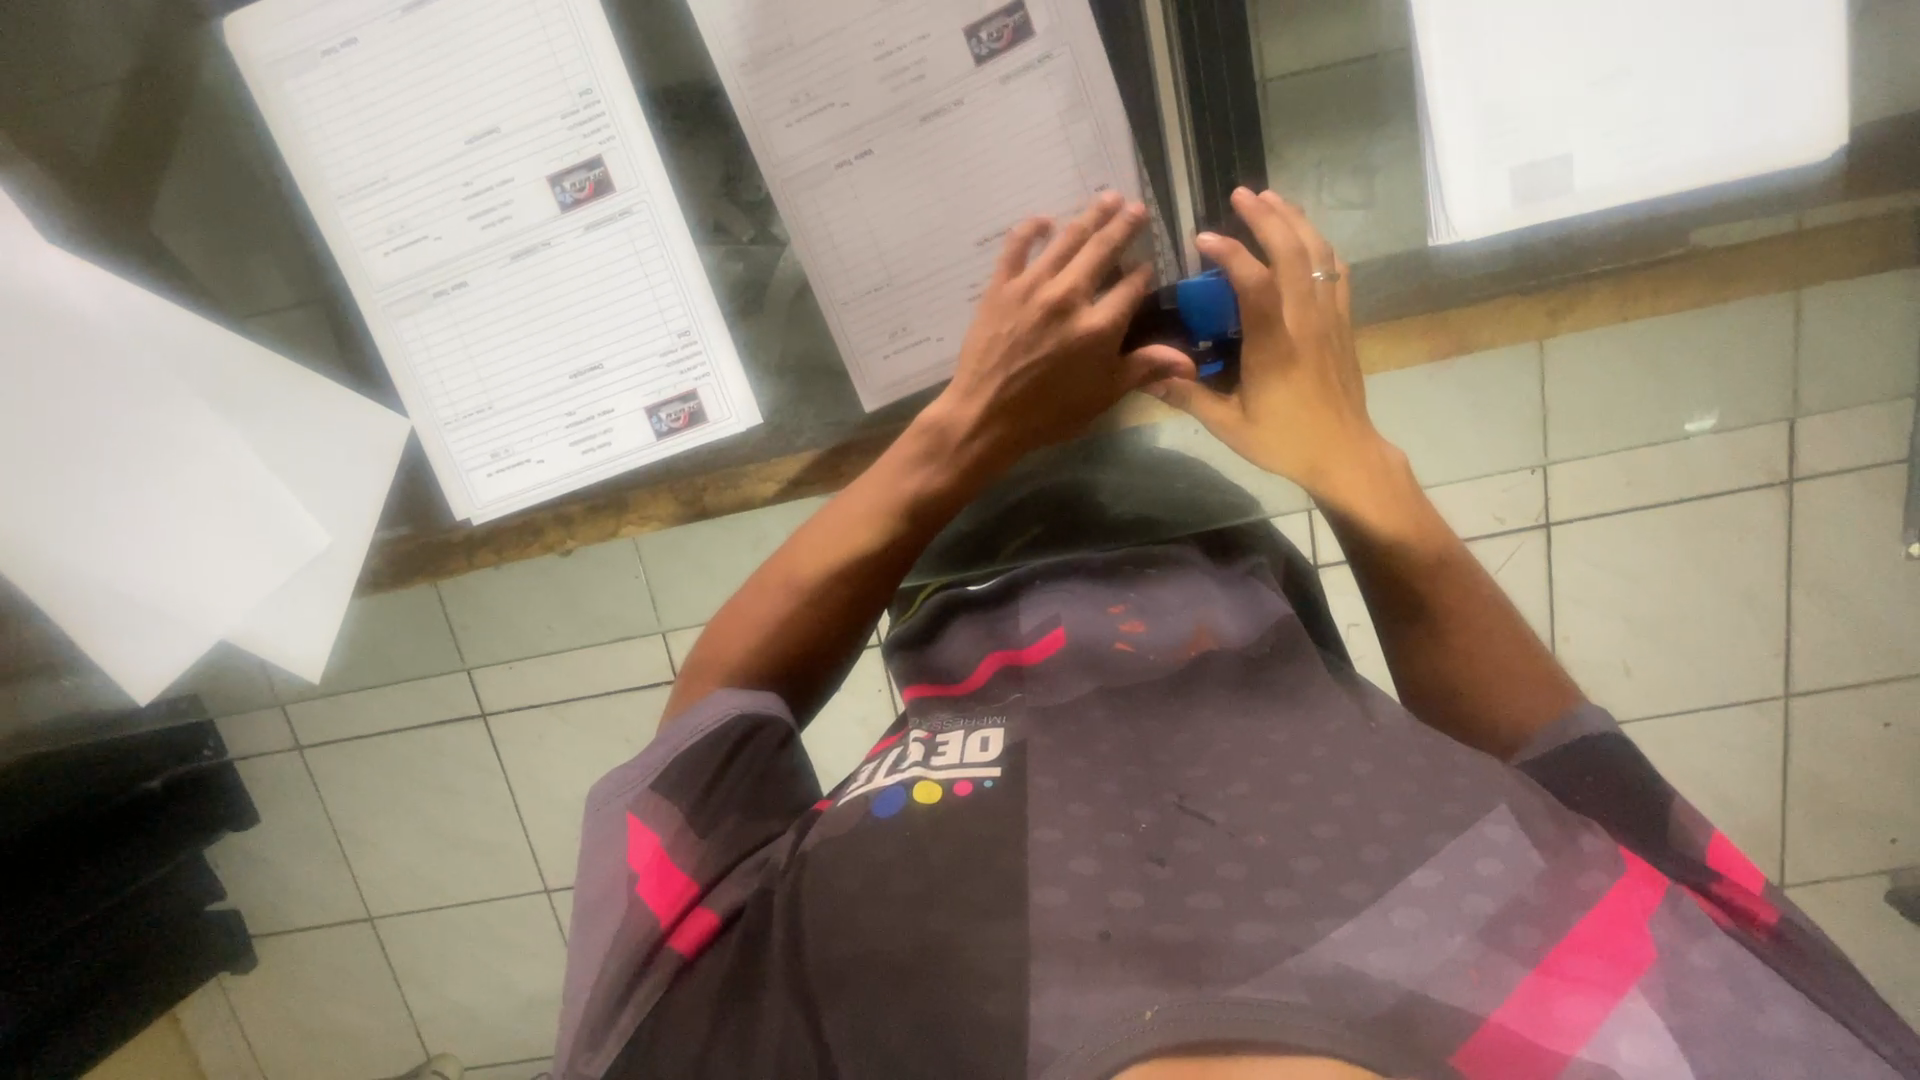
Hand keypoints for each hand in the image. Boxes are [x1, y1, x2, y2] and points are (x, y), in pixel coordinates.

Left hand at [932, 192, 1194, 466]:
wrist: (985, 416)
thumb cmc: (1048, 413)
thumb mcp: (1103, 395)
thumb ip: (1144, 368)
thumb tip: (1190, 362)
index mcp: (1100, 327)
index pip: (1132, 286)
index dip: (1143, 273)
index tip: (1148, 266)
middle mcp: (1069, 298)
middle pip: (1103, 250)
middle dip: (1124, 226)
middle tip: (1136, 207)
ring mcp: (1032, 288)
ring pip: (1067, 240)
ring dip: (1089, 216)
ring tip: (1106, 198)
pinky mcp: (1000, 288)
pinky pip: (1017, 246)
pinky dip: (1031, 229)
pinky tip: (1044, 221)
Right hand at [1142, 188, 1397, 511]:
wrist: (1343, 453)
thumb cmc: (1282, 440)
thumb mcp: (1227, 424)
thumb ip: (1187, 396)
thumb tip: (1145, 377)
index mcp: (1275, 344)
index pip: (1255, 284)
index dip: (1230, 254)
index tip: (1202, 237)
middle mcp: (1306, 320)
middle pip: (1292, 252)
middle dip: (1267, 217)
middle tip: (1240, 195)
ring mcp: (1329, 318)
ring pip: (1318, 253)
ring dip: (1295, 220)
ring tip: (1271, 200)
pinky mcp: (1343, 323)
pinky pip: (1335, 272)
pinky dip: (1319, 245)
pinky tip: (1306, 238)